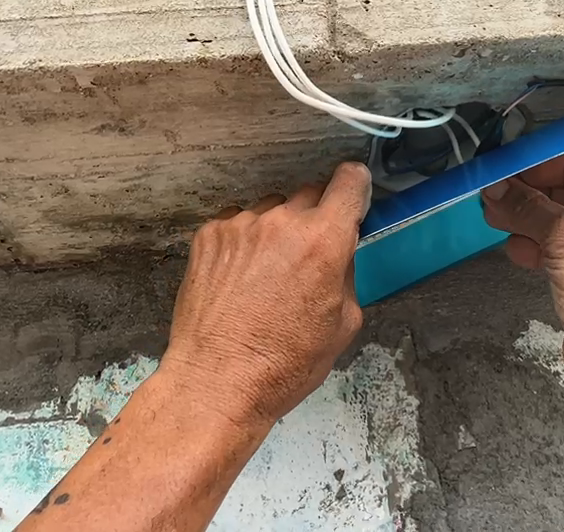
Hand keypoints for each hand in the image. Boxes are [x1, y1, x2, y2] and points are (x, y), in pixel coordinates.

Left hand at [159, 162, 371, 429]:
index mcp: (323, 240)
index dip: (354, 186)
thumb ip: (347, 273)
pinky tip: (238, 276)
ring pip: (271, 208)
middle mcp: (282, 222)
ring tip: (266, 271)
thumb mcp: (343, 324)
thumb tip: (340, 251)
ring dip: (276, 229)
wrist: (216, 383)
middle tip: (306, 254)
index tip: (351, 197)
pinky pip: (237, 222)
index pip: (349, 180)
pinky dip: (243, 240)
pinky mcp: (209, 234)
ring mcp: (241, 224)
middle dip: (314, 218)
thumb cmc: (286, 364)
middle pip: (309, 193)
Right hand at [480, 153, 563, 406]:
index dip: (556, 165)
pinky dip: (538, 248)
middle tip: (498, 195)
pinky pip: (562, 253)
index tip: (520, 171)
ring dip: (530, 220)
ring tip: (495, 220)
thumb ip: (528, 206)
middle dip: (535, 195)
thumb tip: (494, 187)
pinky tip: (516, 251)